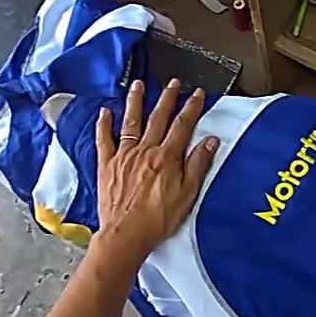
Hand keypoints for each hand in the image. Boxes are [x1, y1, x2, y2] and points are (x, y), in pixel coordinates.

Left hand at [93, 79, 217, 265]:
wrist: (127, 233)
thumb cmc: (160, 217)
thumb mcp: (188, 192)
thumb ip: (198, 164)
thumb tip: (210, 141)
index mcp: (167, 157)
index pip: (183, 125)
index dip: (192, 108)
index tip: (197, 94)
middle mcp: (145, 150)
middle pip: (158, 118)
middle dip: (167, 98)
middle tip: (173, 83)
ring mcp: (124, 155)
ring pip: (131, 122)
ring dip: (136, 102)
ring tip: (139, 85)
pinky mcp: (107, 165)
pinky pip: (105, 140)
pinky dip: (104, 124)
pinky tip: (105, 112)